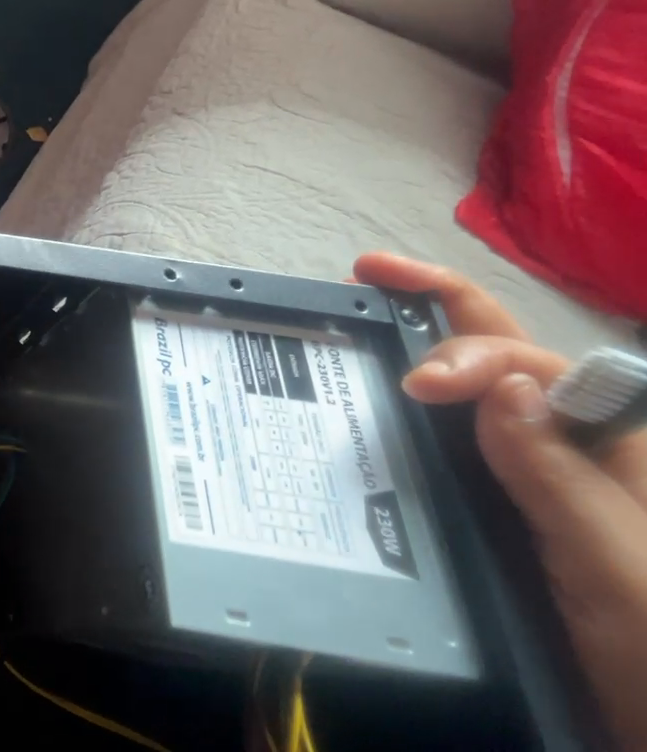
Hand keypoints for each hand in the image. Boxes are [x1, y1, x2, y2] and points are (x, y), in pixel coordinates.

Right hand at [356, 253, 646, 749]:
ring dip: (422, 338)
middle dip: (442, 302)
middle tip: (366, 274)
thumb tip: (505, 384)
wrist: (646, 727)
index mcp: (618, 450)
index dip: (477, 352)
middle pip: (512, 350)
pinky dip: (405, 400)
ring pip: (475, 385)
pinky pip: (448, 435)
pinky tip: (369, 391)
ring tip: (362, 309)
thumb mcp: (617, 572)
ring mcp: (533, 475)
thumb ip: (566, 480)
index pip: (541, 365)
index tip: (416, 383)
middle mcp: (575, 447)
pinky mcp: (496, 505)